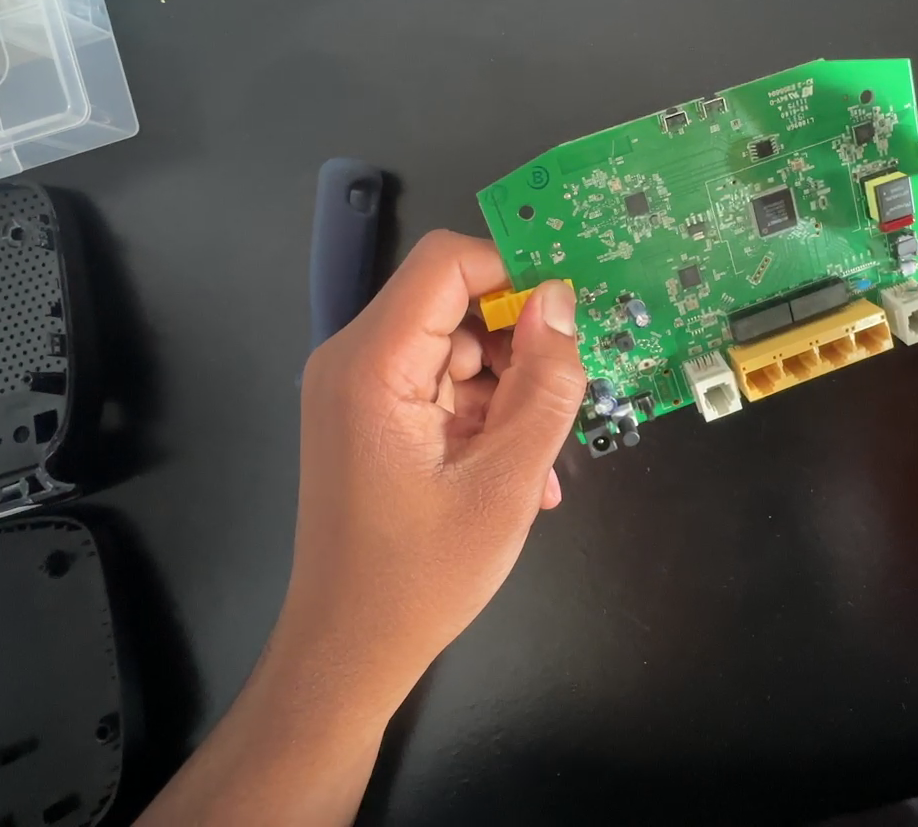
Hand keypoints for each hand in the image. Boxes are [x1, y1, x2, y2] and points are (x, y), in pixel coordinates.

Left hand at [134, 231, 584, 825]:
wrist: (348, 655)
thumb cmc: (424, 574)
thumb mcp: (507, 478)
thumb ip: (545, 382)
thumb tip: (561, 301)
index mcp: (374, 363)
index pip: (447, 263)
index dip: (514, 270)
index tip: (569, 313)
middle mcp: (355, 359)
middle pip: (454, 303)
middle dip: (518, 341)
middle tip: (562, 397)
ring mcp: (360, 388)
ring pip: (456, 344)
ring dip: (508, 386)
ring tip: (539, 457)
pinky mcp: (372, 415)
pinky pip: (442, 384)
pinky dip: (485, 413)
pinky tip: (516, 471)